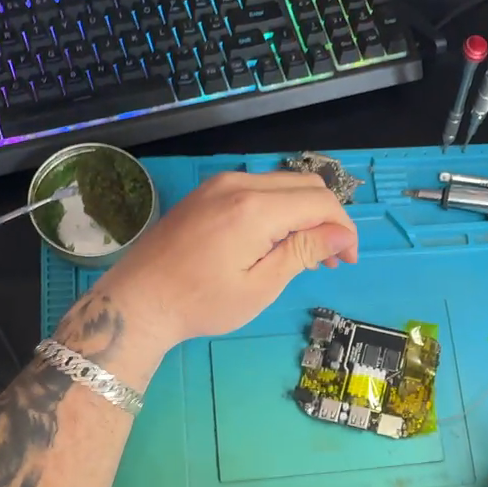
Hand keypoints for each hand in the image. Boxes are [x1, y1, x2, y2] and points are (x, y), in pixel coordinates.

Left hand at [82, 171, 358, 350]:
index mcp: (255, 208)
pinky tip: (277, 240)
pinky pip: (258, 189)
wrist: (139, 300)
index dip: (343, 228)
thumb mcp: (261, 285)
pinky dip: (279, 209)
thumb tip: (343, 235)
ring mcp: (220, 184)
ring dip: (305, 213)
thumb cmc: (202, 303)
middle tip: (332, 259)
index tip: (348, 260)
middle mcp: (240, 183)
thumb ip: (304, 252)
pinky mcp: (208, 192)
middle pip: (305, 185)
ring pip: (283, 184)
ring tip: (307, 254)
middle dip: (328, 218)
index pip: (320, 202)